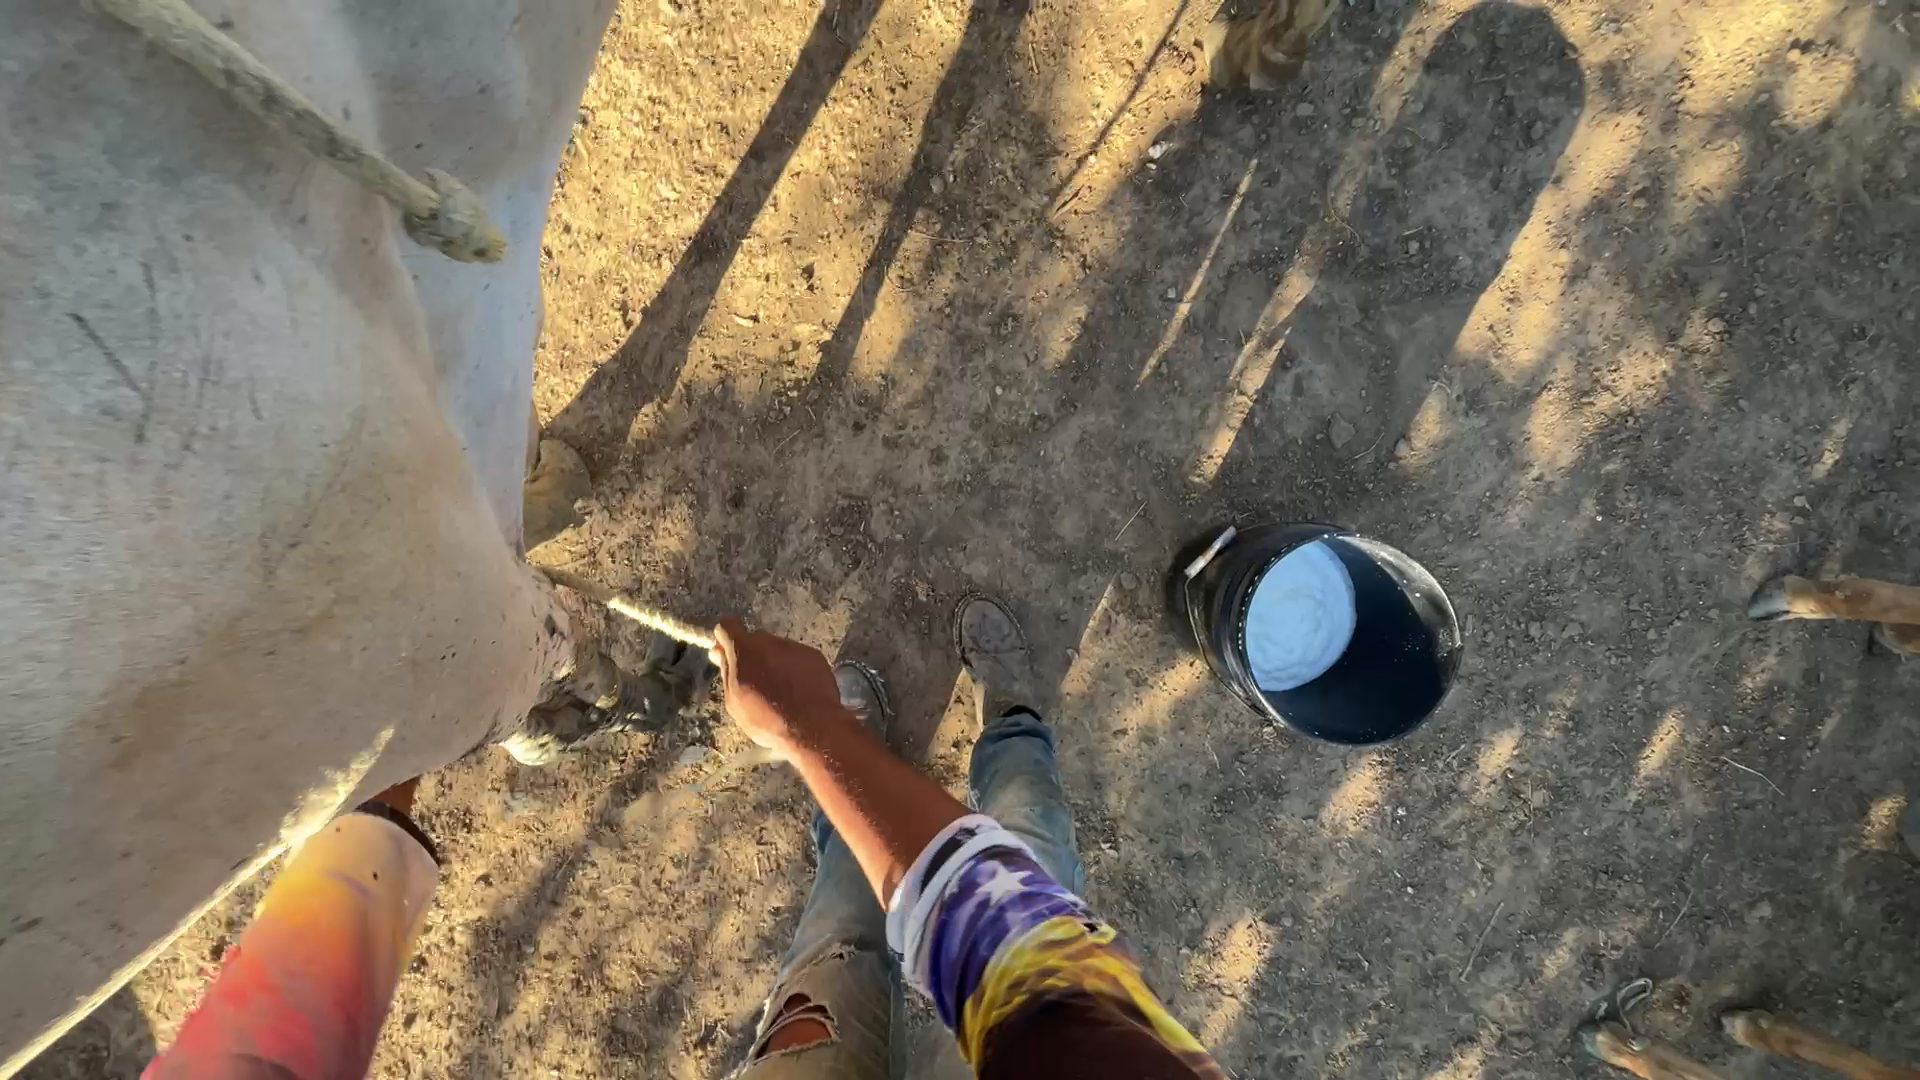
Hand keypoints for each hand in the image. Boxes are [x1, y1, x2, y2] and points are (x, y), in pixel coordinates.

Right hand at [708, 618, 849, 760]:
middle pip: (755, 639)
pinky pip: (797, 657)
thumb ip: (726, 671)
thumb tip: (719, 652)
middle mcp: (770, 642)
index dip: (724, 638)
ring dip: (774, 662)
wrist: (812, 726)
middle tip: (755, 679)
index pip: (728, 626)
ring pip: (777, 649)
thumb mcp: (735, 700)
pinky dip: (794, 668)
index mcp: (745, 650)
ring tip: (780, 690)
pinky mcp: (814, 655)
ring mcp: (795, 646)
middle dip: (751, 654)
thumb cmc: (766, 719)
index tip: (726, 653)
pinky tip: (798, 689)